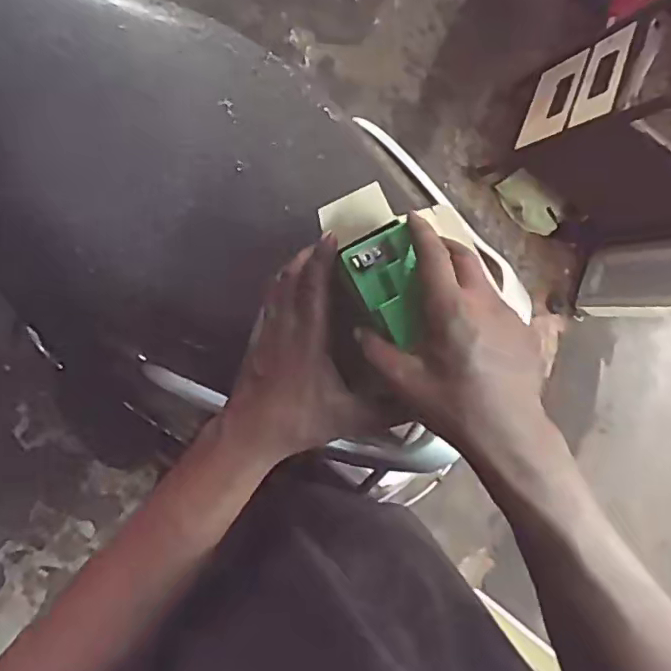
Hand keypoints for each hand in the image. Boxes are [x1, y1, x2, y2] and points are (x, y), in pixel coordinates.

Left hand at [211, 235, 384, 467]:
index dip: (322, 259)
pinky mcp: (257, 339)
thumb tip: (420, 402)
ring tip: (310, 257)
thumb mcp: (350, 418)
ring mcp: (267, 331)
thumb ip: (387, 410)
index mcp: (308, 337)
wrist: (250, 431)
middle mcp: (286, 326)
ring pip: (277, 287)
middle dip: (308, 255)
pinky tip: (288, 287)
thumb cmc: (299, 420)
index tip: (333, 238)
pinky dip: (279, 285)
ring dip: (293, 267)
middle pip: (292, 278)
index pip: (313, 287)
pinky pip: (268, 301)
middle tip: (327, 243)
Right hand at [357, 214, 555, 468]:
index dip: (421, 232)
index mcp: (450, 307)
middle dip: (445, 244)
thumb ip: (377, 351)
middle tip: (427, 248)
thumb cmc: (455, 406)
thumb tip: (360, 331)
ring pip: (484, 278)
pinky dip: (479, 297)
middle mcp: (482, 301)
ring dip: (464, 270)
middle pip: (465, 255)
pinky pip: (497, 302)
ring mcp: (508, 314)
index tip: (411, 218)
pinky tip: (472, 321)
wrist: (511, 432)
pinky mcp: (524, 330)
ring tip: (448, 283)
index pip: (434, 255)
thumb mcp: (405, 382)